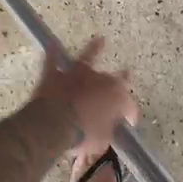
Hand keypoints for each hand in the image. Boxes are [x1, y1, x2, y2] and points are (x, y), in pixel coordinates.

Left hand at [31, 36, 137, 153]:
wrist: (54, 124)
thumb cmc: (83, 135)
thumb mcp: (101, 141)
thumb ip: (107, 132)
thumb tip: (106, 132)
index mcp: (116, 97)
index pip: (129, 104)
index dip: (131, 113)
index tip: (130, 122)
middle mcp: (100, 80)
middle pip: (114, 78)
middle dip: (122, 78)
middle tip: (128, 72)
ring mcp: (76, 74)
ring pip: (87, 57)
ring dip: (94, 49)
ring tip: (100, 40)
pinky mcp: (55, 75)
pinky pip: (53, 60)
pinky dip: (52, 54)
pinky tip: (52, 45)